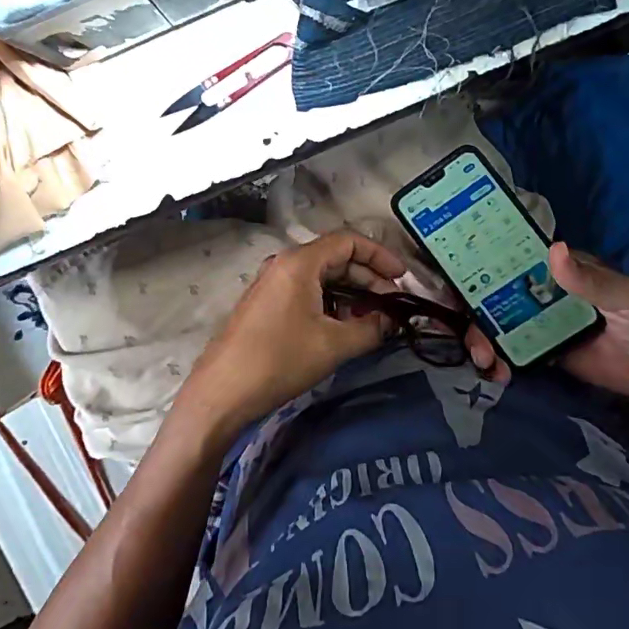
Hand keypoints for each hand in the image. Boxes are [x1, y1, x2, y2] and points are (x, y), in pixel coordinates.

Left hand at [176, 231, 406, 435]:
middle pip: (335, 257)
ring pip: (320, 276)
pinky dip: (330, 302)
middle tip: (394, 306)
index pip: (347, 241)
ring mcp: (271, 283)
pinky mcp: (266, 303)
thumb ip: (371, 328)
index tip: (403, 278)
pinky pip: (305, 291)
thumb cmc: (280, 359)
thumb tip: (391, 321)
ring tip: (374, 320)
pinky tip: (344, 326)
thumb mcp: (334, 344)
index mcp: (299, 262)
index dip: (380, 255)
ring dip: (350, 293)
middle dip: (368, 278)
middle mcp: (283, 263)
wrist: (225, 387)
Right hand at [463, 242, 628, 398]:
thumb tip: (554, 249)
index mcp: (556, 271)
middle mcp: (539, 292)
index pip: (509, 261)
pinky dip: (497, 361)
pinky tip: (498, 374)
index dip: (478, 268)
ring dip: (482, 341)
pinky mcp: (539, 349)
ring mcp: (536, 322)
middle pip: (491, 296)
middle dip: (474, 316)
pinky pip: (508, 351)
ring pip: (494, 324)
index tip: (455, 282)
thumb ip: (592, 279)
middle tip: (476, 342)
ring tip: (486, 362)